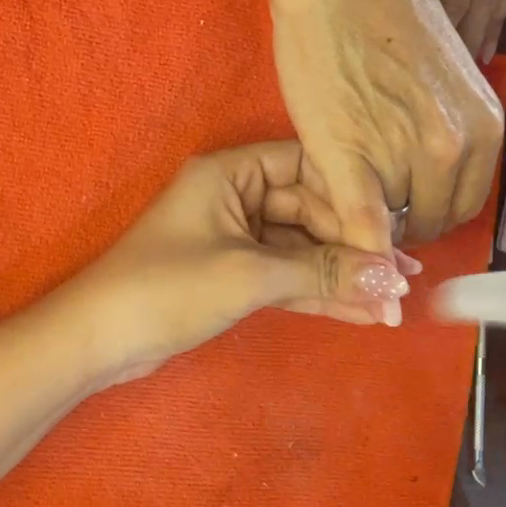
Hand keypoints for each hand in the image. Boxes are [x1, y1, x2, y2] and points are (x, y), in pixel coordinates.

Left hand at [62, 141, 421, 384]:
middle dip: (354, 246)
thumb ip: (322, 271)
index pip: (305, 166)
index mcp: (228, 174)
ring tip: (397, 303)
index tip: (394, 230)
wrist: (101, 340)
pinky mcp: (232, 275)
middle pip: (308, 210)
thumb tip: (392, 279)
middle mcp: (233, 197)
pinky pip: (286, 275)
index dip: (351, 196)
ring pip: (301, 248)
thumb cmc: (168, 289)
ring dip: (343, 274)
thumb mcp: (248, 275)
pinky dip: (319, 292)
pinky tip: (363, 313)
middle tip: (404, 280)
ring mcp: (233, 238)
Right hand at [262, 0, 503, 250]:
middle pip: (426, 221)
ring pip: (387, 223)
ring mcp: (404, 154)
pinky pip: (361, 222)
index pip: (460, 205)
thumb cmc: (384, 11)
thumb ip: (439, 129)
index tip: (395, 208)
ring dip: (362, 219)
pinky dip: (358, 251)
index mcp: (484, 128)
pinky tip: (350, 268)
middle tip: (359, 199)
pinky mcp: (349, 155)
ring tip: (333, 185)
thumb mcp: (437, 79)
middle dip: (396, 221)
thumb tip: (419, 173)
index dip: (423, 211)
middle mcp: (456, 148)